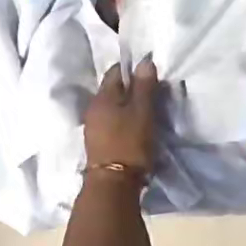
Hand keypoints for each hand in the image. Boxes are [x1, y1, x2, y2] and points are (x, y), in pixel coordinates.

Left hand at [84, 58, 159, 176]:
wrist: (114, 184)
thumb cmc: (130, 143)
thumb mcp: (142, 112)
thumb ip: (144, 86)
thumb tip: (144, 61)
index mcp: (102, 97)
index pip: (116, 71)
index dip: (133, 70)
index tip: (151, 76)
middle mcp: (93, 108)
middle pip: (113, 89)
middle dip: (131, 88)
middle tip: (152, 94)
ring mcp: (93, 126)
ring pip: (112, 106)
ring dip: (127, 106)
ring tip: (146, 112)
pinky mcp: (97, 142)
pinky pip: (111, 121)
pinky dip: (123, 119)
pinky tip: (134, 127)